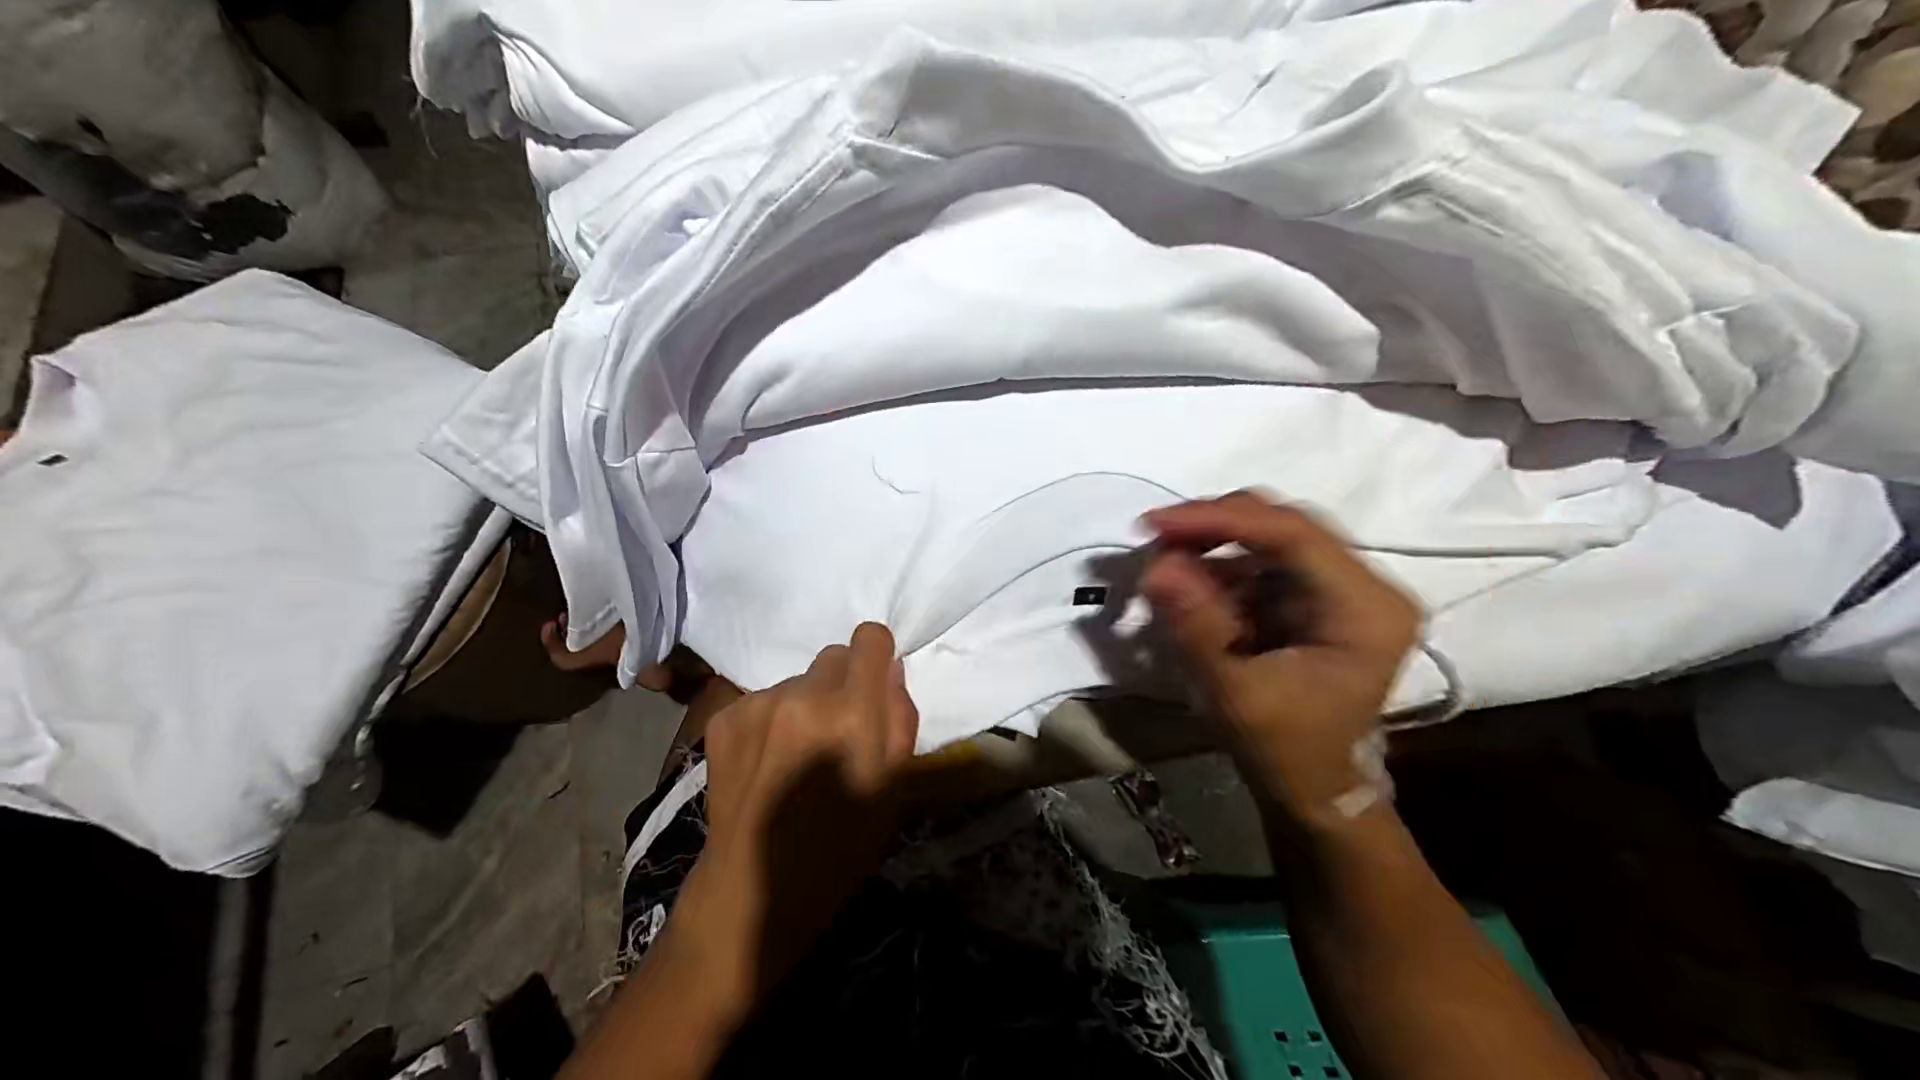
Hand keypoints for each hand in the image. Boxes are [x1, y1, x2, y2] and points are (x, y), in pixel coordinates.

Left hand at [674, 622, 918, 1005]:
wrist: (754, 888)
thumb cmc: (840, 846)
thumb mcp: (895, 787)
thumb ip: (899, 718)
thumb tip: (889, 671)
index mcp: (852, 714)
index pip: (870, 637)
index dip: (877, 657)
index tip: (874, 686)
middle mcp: (802, 696)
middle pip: (834, 654)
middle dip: (843, 683)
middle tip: (838, 728)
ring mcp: (757, 705)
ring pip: (798, 679)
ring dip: (806, 703)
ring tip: (797, 752)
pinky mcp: (724, 718)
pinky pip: (763, 697)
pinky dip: (772, 719)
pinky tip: (767, 761)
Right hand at [1140, 492, 1419, 829]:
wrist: (1313, 790)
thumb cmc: (1286, 750)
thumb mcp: (1235, 694)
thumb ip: (1197, 628)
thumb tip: (1155, 568)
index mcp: (1366, 608)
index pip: (1292, 534)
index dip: (1219, 518)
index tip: (1155, 523)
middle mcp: (1363, 586)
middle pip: (1282, 524)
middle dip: (1212, 527)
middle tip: (1155, 540)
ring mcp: (1339, 588)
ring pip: (1267, 536)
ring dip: (1211, 546)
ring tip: (1164, 568)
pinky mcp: (1313, 597)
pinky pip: (1260, 561)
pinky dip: (1217, 568)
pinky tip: (1188, 587)